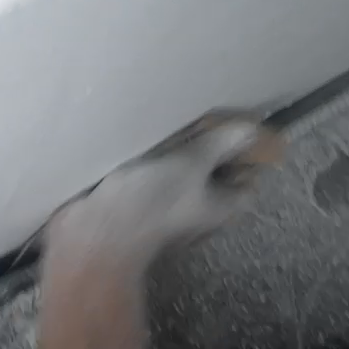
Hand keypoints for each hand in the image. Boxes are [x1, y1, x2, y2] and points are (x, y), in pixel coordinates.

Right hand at [48, 109, 284, 262]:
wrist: (96, 232)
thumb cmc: (150, 200)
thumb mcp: (189, 164)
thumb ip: (217, 145)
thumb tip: (252, 130)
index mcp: (220, 207)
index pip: (246, 182)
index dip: (245, 156)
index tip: (232, 127)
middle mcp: (197, 211)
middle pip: (212, 176)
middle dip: (207, 148)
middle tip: (199, 116)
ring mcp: (166, 209)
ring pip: (180, 175)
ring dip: (175, 152)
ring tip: (169, 120)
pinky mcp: (138, 203)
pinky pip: (153, 177)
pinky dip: (151, 160)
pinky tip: (140, 139)